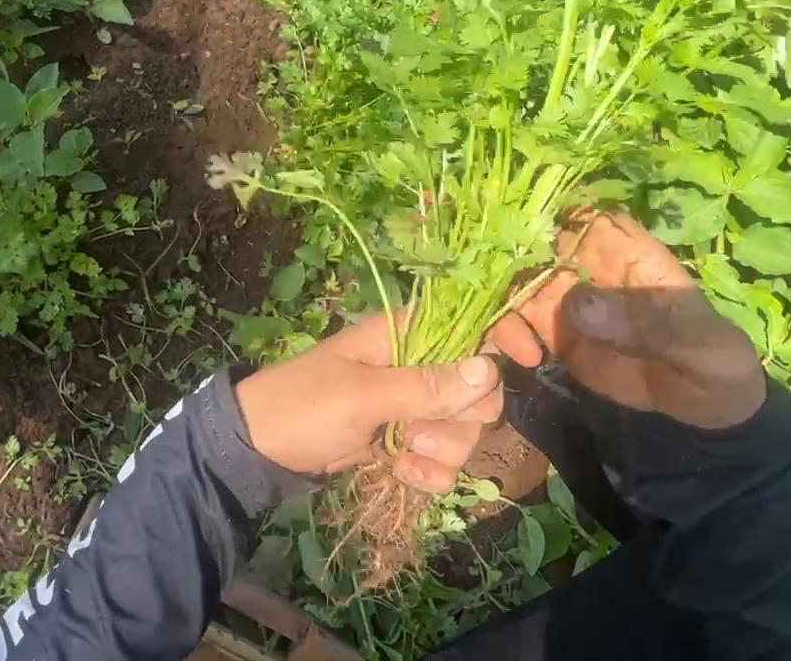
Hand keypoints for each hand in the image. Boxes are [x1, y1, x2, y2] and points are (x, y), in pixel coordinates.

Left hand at [235, 314, 502, 493]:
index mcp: (404, 333)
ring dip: (443, 448)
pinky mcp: (406, 438)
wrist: (262, 449)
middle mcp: (416, 363)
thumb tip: (488, 370)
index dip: (502, 331)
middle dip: (460, 416)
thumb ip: (424, 386)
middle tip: (418, 428)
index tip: (529, 358)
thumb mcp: (362, 394)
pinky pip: (444, 456)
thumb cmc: (304, 404)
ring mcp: (412, 403)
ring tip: (401, 452)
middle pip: (477, 386)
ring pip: (465, 426)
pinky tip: (401, 472)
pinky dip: (430, 470)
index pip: (468, 318)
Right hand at [487, 212, 765, 428]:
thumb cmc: (713, 361)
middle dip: (510, 259)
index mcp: (626, 250)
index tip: (531, 238)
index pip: (581, 213)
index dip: (550, 216)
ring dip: (504, 302)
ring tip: (523, 344)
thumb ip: (643, 324)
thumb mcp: (697, 344)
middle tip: (515, 299)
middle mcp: (586, 264)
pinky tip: (528, 357)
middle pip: (533, 241)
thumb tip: (577, 304)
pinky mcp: (550, 330)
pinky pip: (511, 318)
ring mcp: (564, 296)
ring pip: (514, 279)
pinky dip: (505, 331)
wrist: (706, 409)